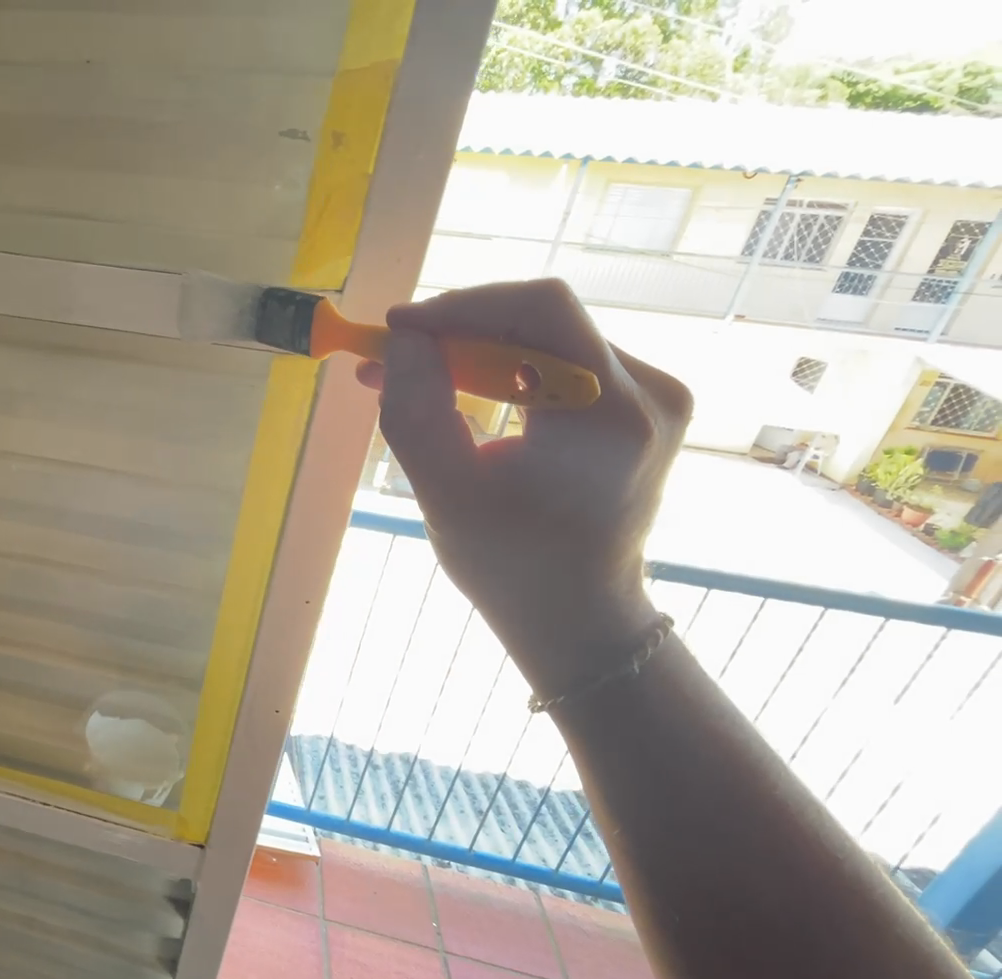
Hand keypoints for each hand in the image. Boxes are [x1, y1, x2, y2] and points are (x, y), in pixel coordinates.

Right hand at [366, 280, 693, 697]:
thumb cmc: (507, 564)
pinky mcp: (638, 406)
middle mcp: (648, 391)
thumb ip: (415, 409)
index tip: (394, 329)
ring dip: (471, 352)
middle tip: (387, 360)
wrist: (577, 613)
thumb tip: (402, 338)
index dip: (459, 306)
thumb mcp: (443, 492)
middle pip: (542, 320)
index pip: (539, 311)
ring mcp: (651, 396)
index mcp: (608, 417)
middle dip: (456, 332)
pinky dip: (500, 371)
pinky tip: (456, 390)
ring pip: (546, 339)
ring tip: (409, 378)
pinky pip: (558, 363)